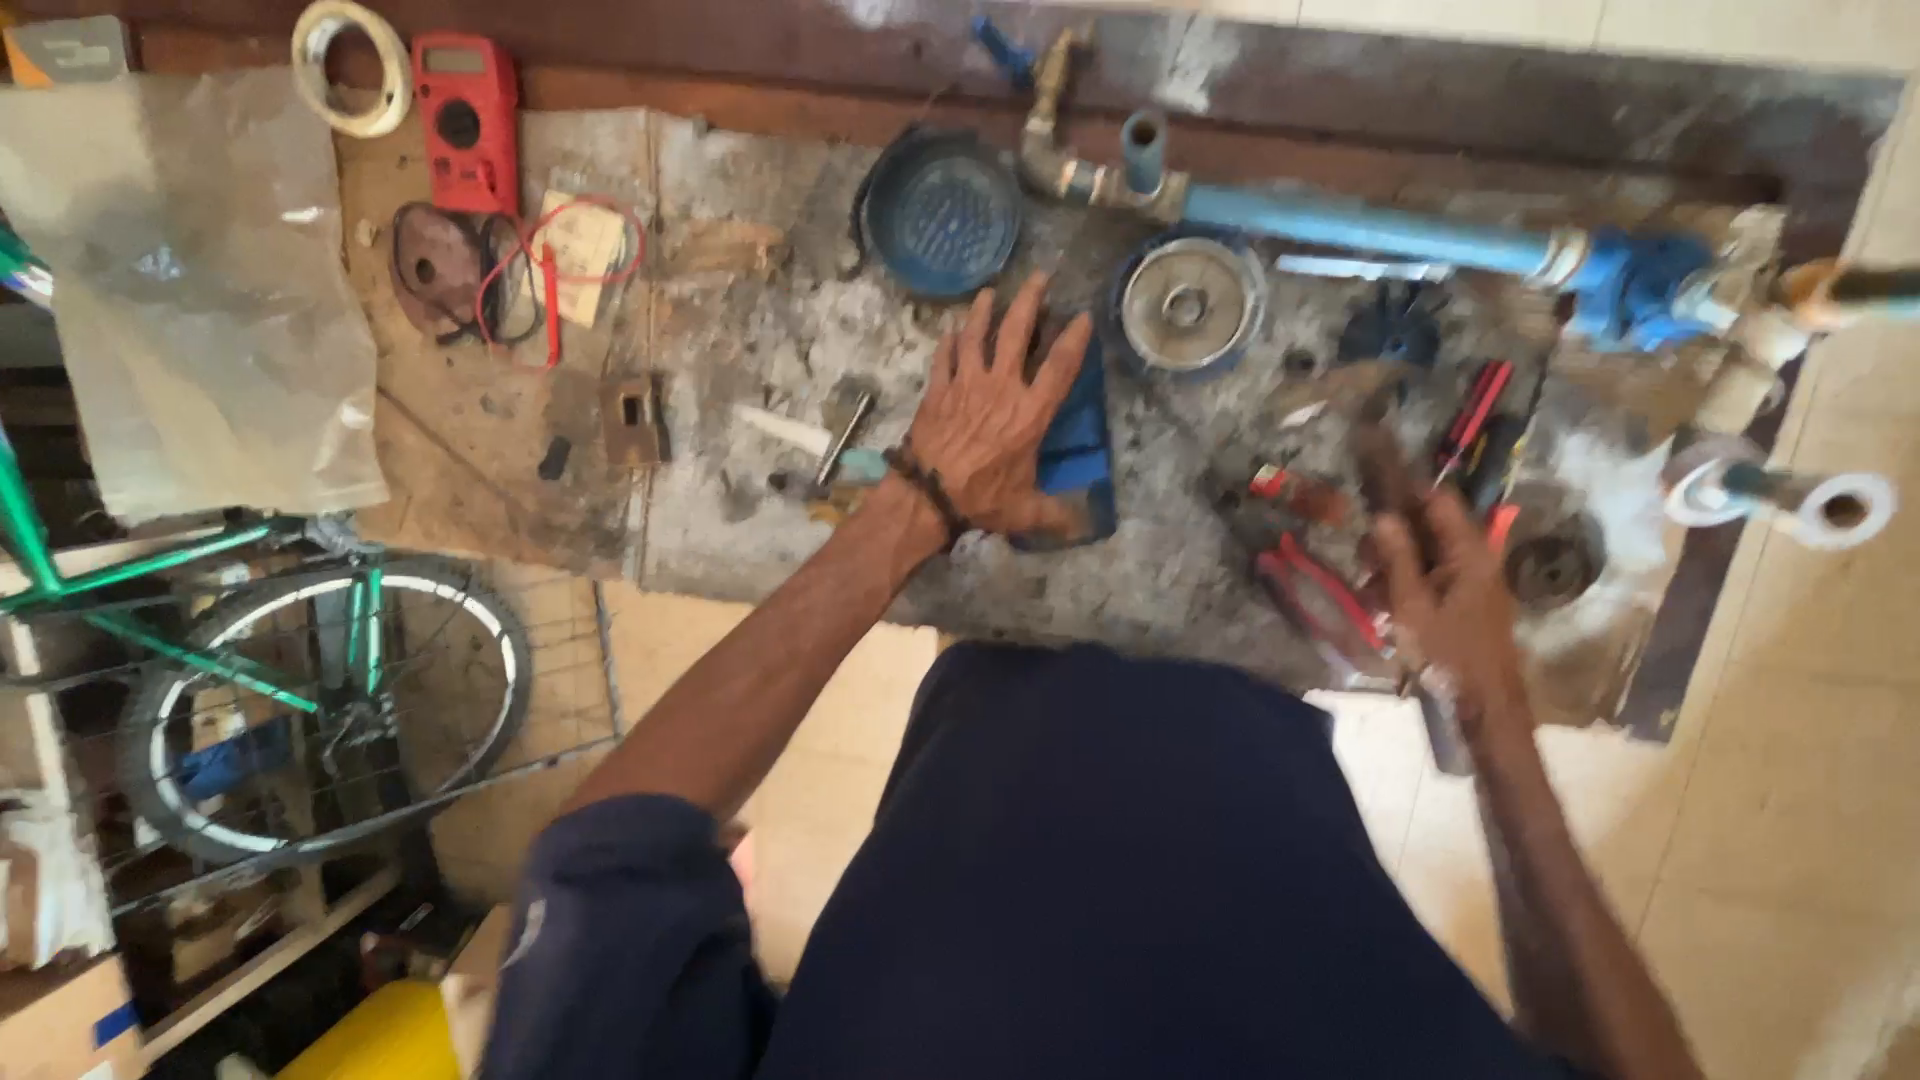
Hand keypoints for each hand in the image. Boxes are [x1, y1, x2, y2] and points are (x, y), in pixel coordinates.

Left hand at [904, 272, 1092, 537]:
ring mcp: (966, 384)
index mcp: (1031, 412)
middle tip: (1039, 277)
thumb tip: (1082, 527)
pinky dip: (948, 343)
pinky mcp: (938, 390)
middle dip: (1030, 300)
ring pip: (976, 335)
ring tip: (989, 293)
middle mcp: (1002, 387)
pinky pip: (944, 357)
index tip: (1081, 316)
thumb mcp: (1025, 510)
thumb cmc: (981, 498)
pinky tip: (949, 332)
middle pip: (1017, 332)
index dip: (1074, 338)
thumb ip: (1055, 514)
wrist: (928, 494)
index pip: (1060, 366)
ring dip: (983, 311)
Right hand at [1371, 490, 1530, 737]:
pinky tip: (1386, 607)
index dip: (1405, 492)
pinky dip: (1407, 583)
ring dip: (1395, 564)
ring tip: (1372, 592)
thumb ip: (1397, 557)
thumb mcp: (1411, 604)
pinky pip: (1432, 575)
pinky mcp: (1467, 597)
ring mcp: (1474, 578)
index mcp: (1469, 553)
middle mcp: (1477, 557)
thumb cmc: (1447, 652)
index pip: (1439, 500)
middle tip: (1364, 560)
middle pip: (1429, 526)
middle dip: (1392, 536)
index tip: (1368, 495)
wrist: (1485, 701)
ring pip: (1426, 552)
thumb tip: (1383, 515)